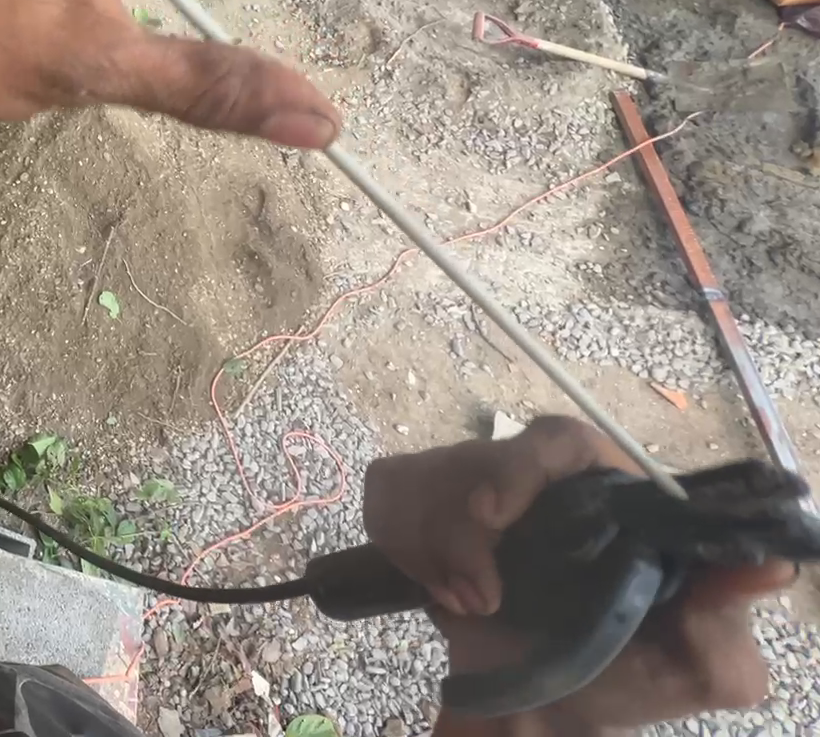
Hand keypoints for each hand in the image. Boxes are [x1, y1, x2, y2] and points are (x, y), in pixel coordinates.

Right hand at [364, 416, 793, 732]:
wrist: (529, 707)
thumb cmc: (620, 683)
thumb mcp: (699, 666)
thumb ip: (721, 616)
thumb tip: (766, 563)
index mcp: (604, 496)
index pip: (557, 439)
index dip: (516, 466)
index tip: (492, 518)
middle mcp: (533, 479)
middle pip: (469, 461)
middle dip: (459, 538)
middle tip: (480, 601)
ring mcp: (463, 481)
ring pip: (417, 480)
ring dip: (428, 550)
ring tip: (464, 602)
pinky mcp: (412, 497)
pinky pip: (381, 495)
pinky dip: (398, 545)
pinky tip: (431, 581)